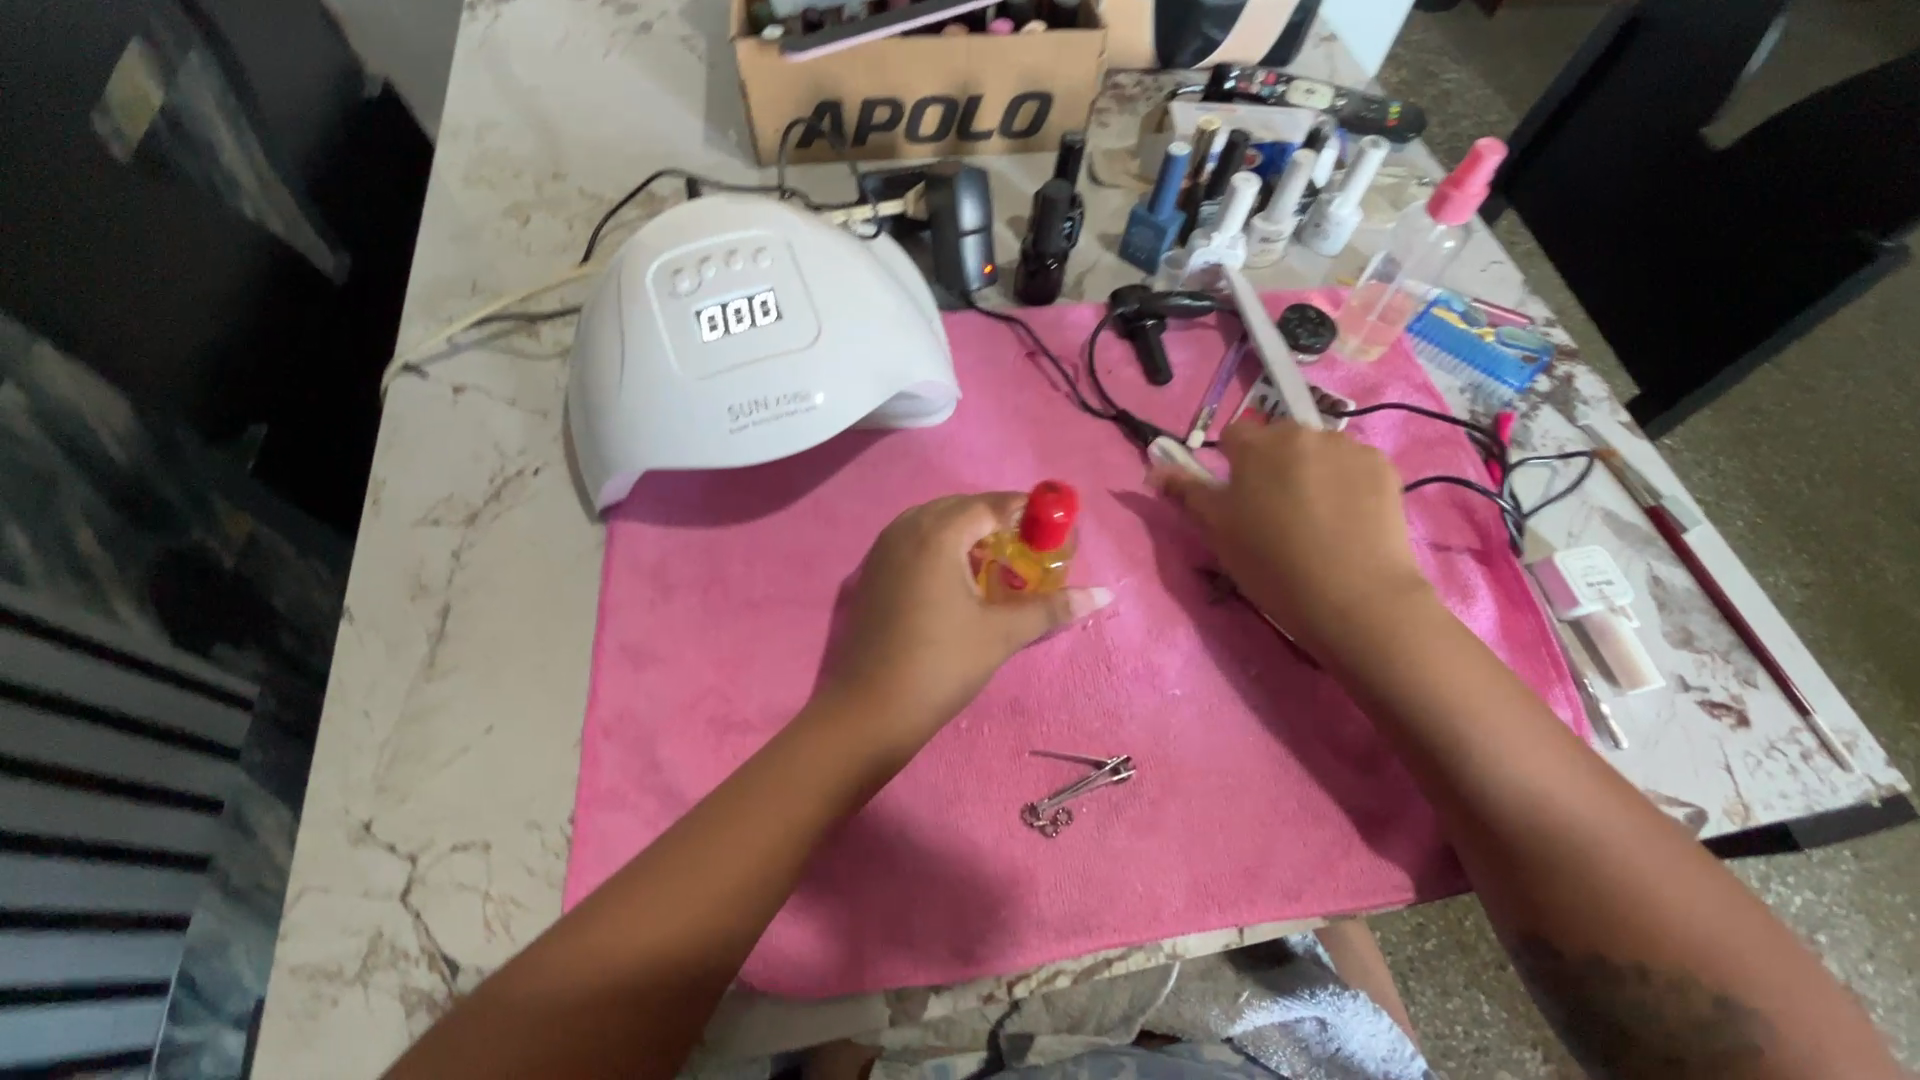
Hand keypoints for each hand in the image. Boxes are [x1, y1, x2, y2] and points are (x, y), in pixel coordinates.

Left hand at [816, 493, 1111, 745]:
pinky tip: (960, 584)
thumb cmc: (941, 665)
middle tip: (1030, 555)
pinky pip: (914, 543)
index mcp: (937, 532)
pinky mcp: (872, 572)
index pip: (992, 504)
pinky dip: (942, 551)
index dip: (1028, 514)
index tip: (1055, 535)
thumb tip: (1104, 594)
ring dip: (969, 537)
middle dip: (999, 524)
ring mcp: (883, 549)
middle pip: (962, 509)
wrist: (869, 710)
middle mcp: (906, 528)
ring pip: (935, 524)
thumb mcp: (1002, 634)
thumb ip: (1052, 608)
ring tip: (998, 569)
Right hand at [1152, 419, 1432, 657]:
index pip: (1234, 436)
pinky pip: (1354, 467)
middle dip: (1275, 466)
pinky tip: (1348, 522)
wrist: (1353, 597)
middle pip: (1280, 440)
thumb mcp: (1217, 532)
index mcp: (1255, 446)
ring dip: (1313, 473)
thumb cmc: (1271, 564)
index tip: (1239, 500)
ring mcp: (1348, 447)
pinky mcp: (1384, 467)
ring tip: (1318, 521)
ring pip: (1319, 452)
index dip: (1232, 465)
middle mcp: (1302, 433)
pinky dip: (1347, 485)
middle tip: (1277, 514)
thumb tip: (1155, 468)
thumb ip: (1186, 493)